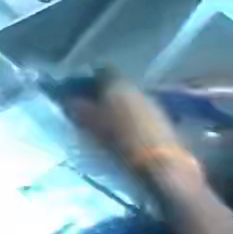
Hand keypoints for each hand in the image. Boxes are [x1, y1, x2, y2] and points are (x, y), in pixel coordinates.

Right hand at [63, 69, 205, 193]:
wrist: (161, 163)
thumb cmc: (121, 139)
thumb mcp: (91, 123)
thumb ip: (79, 108)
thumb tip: (69, 99)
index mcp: (119, 84)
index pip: (101, 70)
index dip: (87, 77)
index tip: (74, 88)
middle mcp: (138, 88)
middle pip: (116, 83)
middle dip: (101, 92)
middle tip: (85, 104)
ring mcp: (153, 103)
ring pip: (129, 97)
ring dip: (115, 104)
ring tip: (101, 119)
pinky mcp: (163, 119)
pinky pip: (139, 110)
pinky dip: (127, 115)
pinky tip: (120, 129)